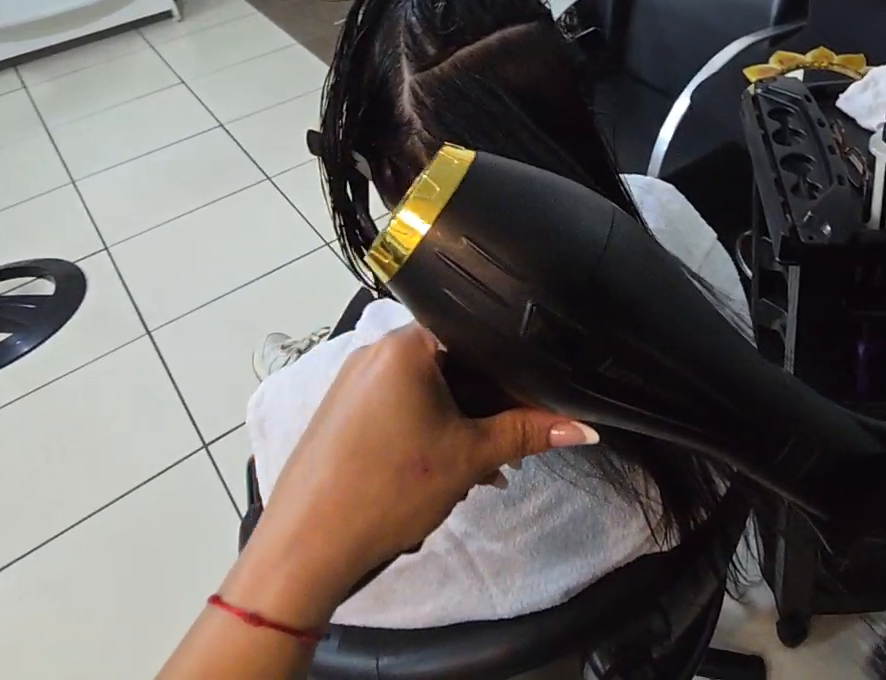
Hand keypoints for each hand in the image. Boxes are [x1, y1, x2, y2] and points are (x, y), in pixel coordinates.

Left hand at [224, 325, 597, 626]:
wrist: (302, 552)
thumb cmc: (387, 489)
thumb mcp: (469, 457)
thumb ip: (528, 432)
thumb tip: (583, 427)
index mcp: (406, 343)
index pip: (479, 334)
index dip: (514, 366)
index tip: (537, 397)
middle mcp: (377, 350)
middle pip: (455, 360)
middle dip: (489, 401)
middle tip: (513, 441)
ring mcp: (354, 380)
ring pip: (430, 385)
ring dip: (462, 418)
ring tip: (484, 464)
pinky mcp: (343, 410)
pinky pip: (402, 402)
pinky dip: (430, 424)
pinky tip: (446, 465)